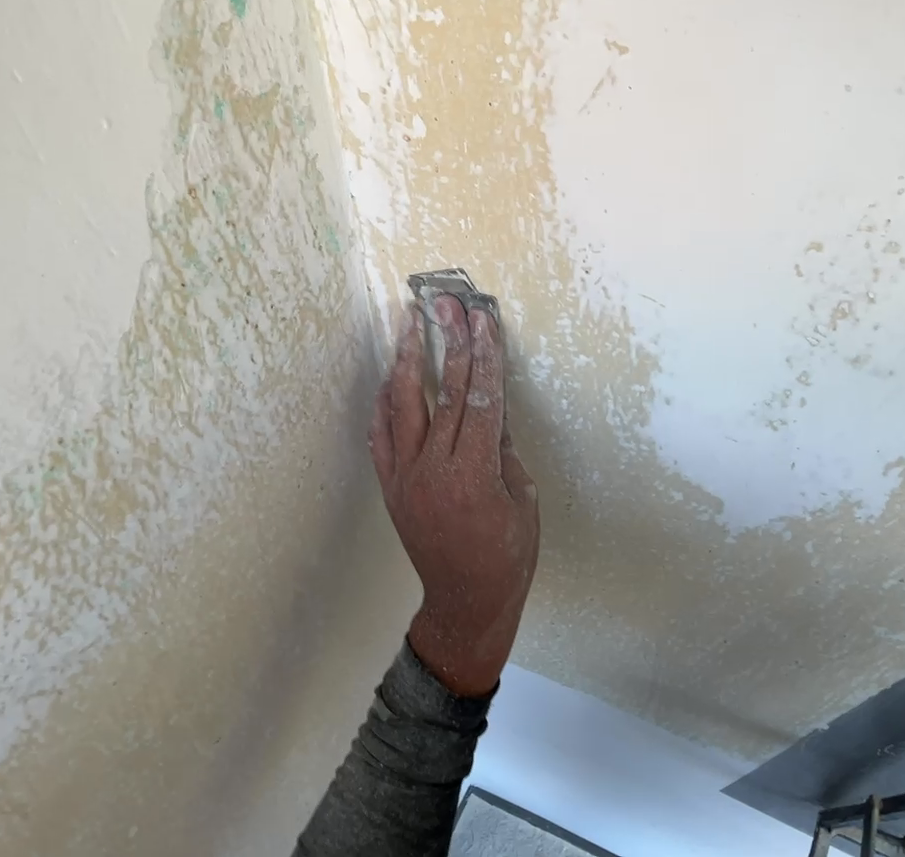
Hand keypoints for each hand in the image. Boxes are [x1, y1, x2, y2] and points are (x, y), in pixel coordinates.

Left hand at [369, 294, 539, 697]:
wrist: (465, 602)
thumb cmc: (507, 556)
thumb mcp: (524, 500)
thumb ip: (505, 450)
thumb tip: (493, 407)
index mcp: (475, 472)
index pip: (482, 398)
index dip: (485, 354)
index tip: (483, 318)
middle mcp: (435, 468)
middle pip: (445, 391)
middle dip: (449, 341)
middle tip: (446, 302)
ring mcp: (406, 476)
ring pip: (403, 404)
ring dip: (408, 358)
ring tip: (409, 320)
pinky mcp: (391, 486)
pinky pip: (381, 435)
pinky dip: (385, 402)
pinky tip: (390, 375)